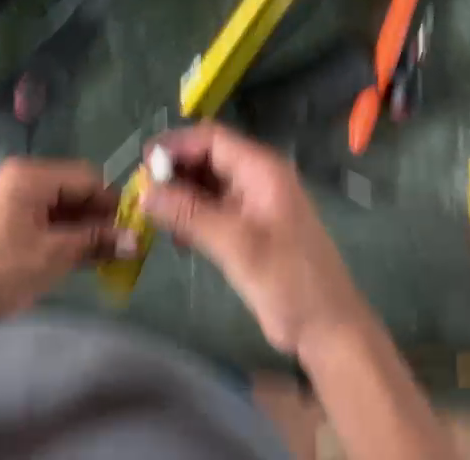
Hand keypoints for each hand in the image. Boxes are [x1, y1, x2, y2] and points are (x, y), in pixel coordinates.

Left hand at [0, 157, 118, 328]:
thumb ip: (94, 242)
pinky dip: (57, 234)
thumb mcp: (51, 257)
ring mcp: (5, 197)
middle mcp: (18, 177)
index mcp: (30, 175)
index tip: (133, 232)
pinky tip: (70, 258)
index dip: (112, 203)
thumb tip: (134, 239)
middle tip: (120, 250)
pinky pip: (38, 217)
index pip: (86, 176)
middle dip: (97, 217)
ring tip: (100, 259)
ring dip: (79, 229)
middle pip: (71, 189)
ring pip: (56, 205)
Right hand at [140, 123, 365, 355]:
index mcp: (261, 170)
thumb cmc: (288, 281)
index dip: (175, 146)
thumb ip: (189, 214)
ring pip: (206, 183)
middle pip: (206, 158)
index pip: (211, 139)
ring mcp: (252, 203)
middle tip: (142, 192)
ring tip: (152, 214)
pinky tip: (174, 235)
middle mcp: (256, 178)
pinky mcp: (246, 228)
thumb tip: (143, 191)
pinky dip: (190, 215)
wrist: (327, 330)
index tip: (143, 164)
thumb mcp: (237, 245)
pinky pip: (211, 208)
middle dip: (173, 171)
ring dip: (179, 195)